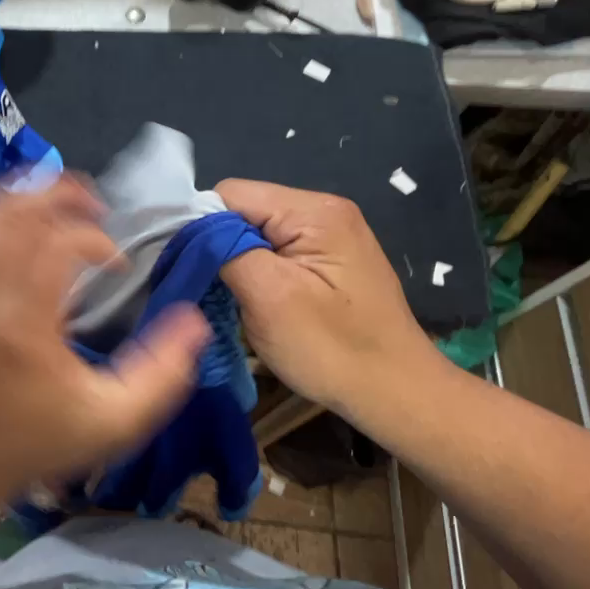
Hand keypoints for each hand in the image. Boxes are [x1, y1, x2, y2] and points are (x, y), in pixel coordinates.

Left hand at [0, 177, 209, 495]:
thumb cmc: (41, 438)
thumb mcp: (116, 421)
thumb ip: (162, 373)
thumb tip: (192, 319)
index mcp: (28, 324)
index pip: (56, 244)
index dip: (95, 240)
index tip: (118, 265)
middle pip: (15, 214)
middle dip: (59, 195)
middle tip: (95, 206)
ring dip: (25, 196)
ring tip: (62, 202)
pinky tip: (20, 213)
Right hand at [214, 180, 444, 413]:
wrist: (397, 394)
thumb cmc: (333, 349)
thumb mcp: (268, 296)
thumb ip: (225, 249)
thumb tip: (192, 228)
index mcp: (314, 211)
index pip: (230, 194)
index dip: (204, 228)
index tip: (196, 270)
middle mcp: (324, 210)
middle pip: (243, 210)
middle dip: (221, 246)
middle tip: (217, 290)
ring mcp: (330, 234)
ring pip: (255, 232)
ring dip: (238, 262)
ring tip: (238, 298)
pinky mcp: (329, 258)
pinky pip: (275, 249)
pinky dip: (257, 271)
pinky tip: (260, 300)